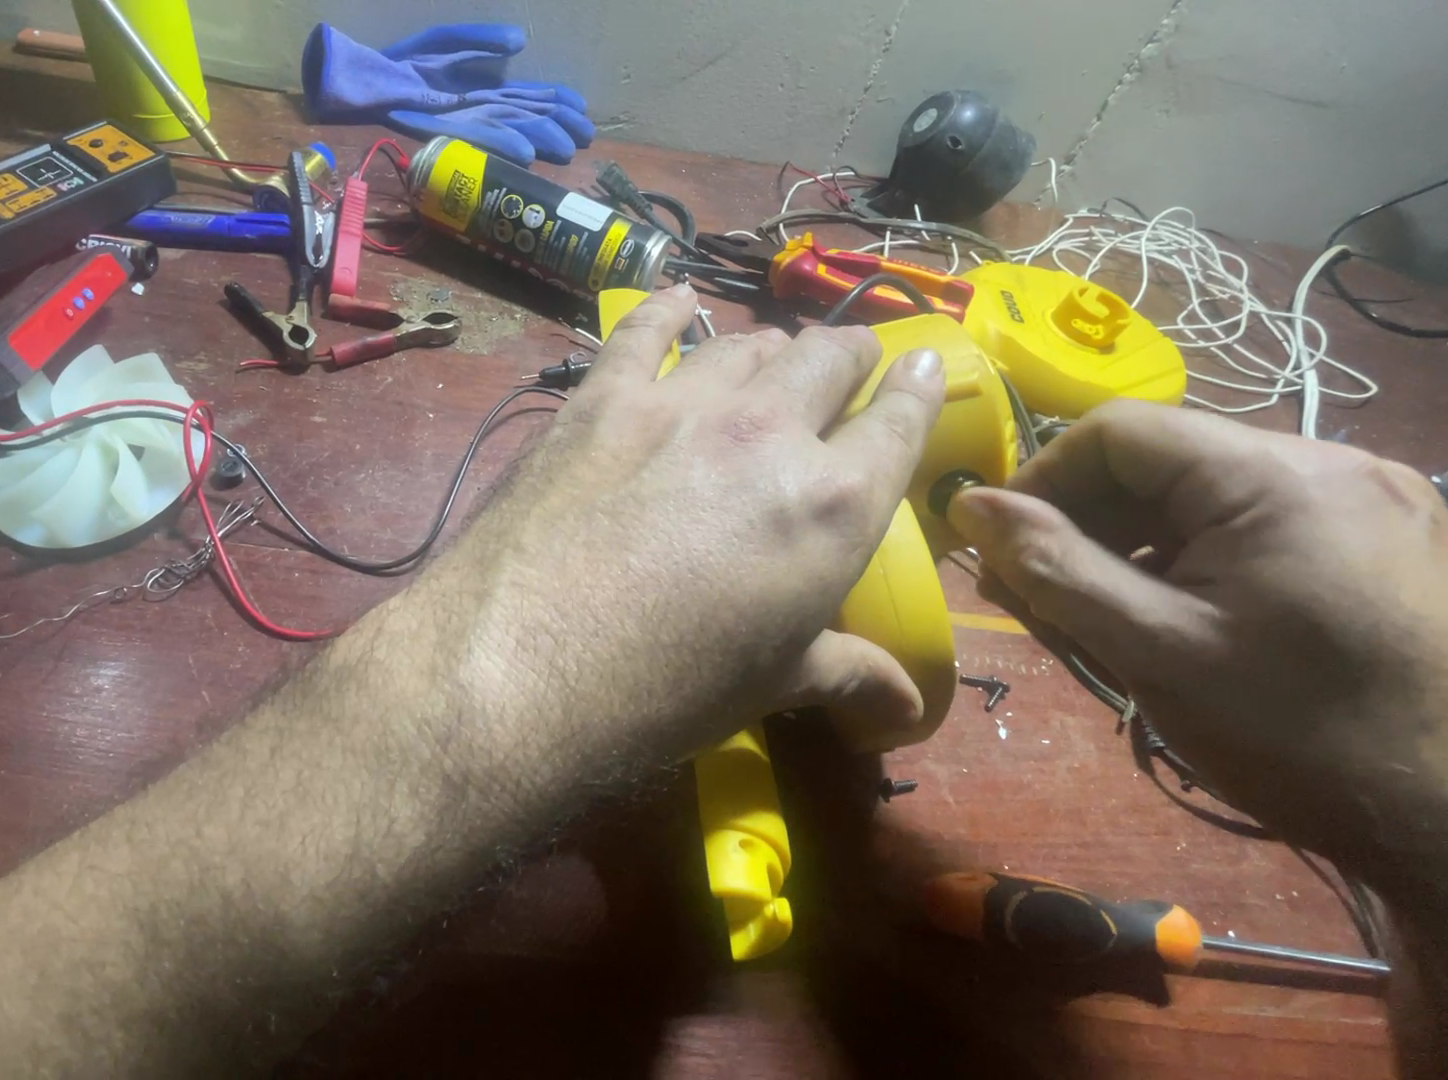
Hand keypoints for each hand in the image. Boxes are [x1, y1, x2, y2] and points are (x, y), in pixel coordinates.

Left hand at [391, 284, 945, 784]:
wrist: (522, 664)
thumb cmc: (665, 688)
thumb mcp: (770, 685)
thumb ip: (847, 672)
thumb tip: (910, 708)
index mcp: (835, 501)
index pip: (902, 420)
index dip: (921, 390)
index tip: (925, 370)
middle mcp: (769, 430)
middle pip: (828, 357)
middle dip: (848, 359)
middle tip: (841, 372)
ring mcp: (680, 402)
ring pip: (746, 342)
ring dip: (767, 348)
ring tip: (765, 362)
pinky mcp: (601, 397)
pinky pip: (645, 327)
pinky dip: (667, 308)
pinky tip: (677, 299)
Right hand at [947, 401, 1447, 878]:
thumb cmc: (1300, 736)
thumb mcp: (1151, 648)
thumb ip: (1051, 566)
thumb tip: (968, 504)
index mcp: (1276, 479)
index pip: (1117, 432)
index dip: (1041, 479)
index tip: (1005, 548)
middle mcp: (1332, 466)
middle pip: (1158, 462)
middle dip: (1081, 522)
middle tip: (1041, 596)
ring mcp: (1369, 502)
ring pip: (1198, 496)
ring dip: (1128, 546)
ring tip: (1101, 616)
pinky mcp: (1384, 542)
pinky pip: (1249, 526)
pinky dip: (1187, 561)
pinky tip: (1175, 618)